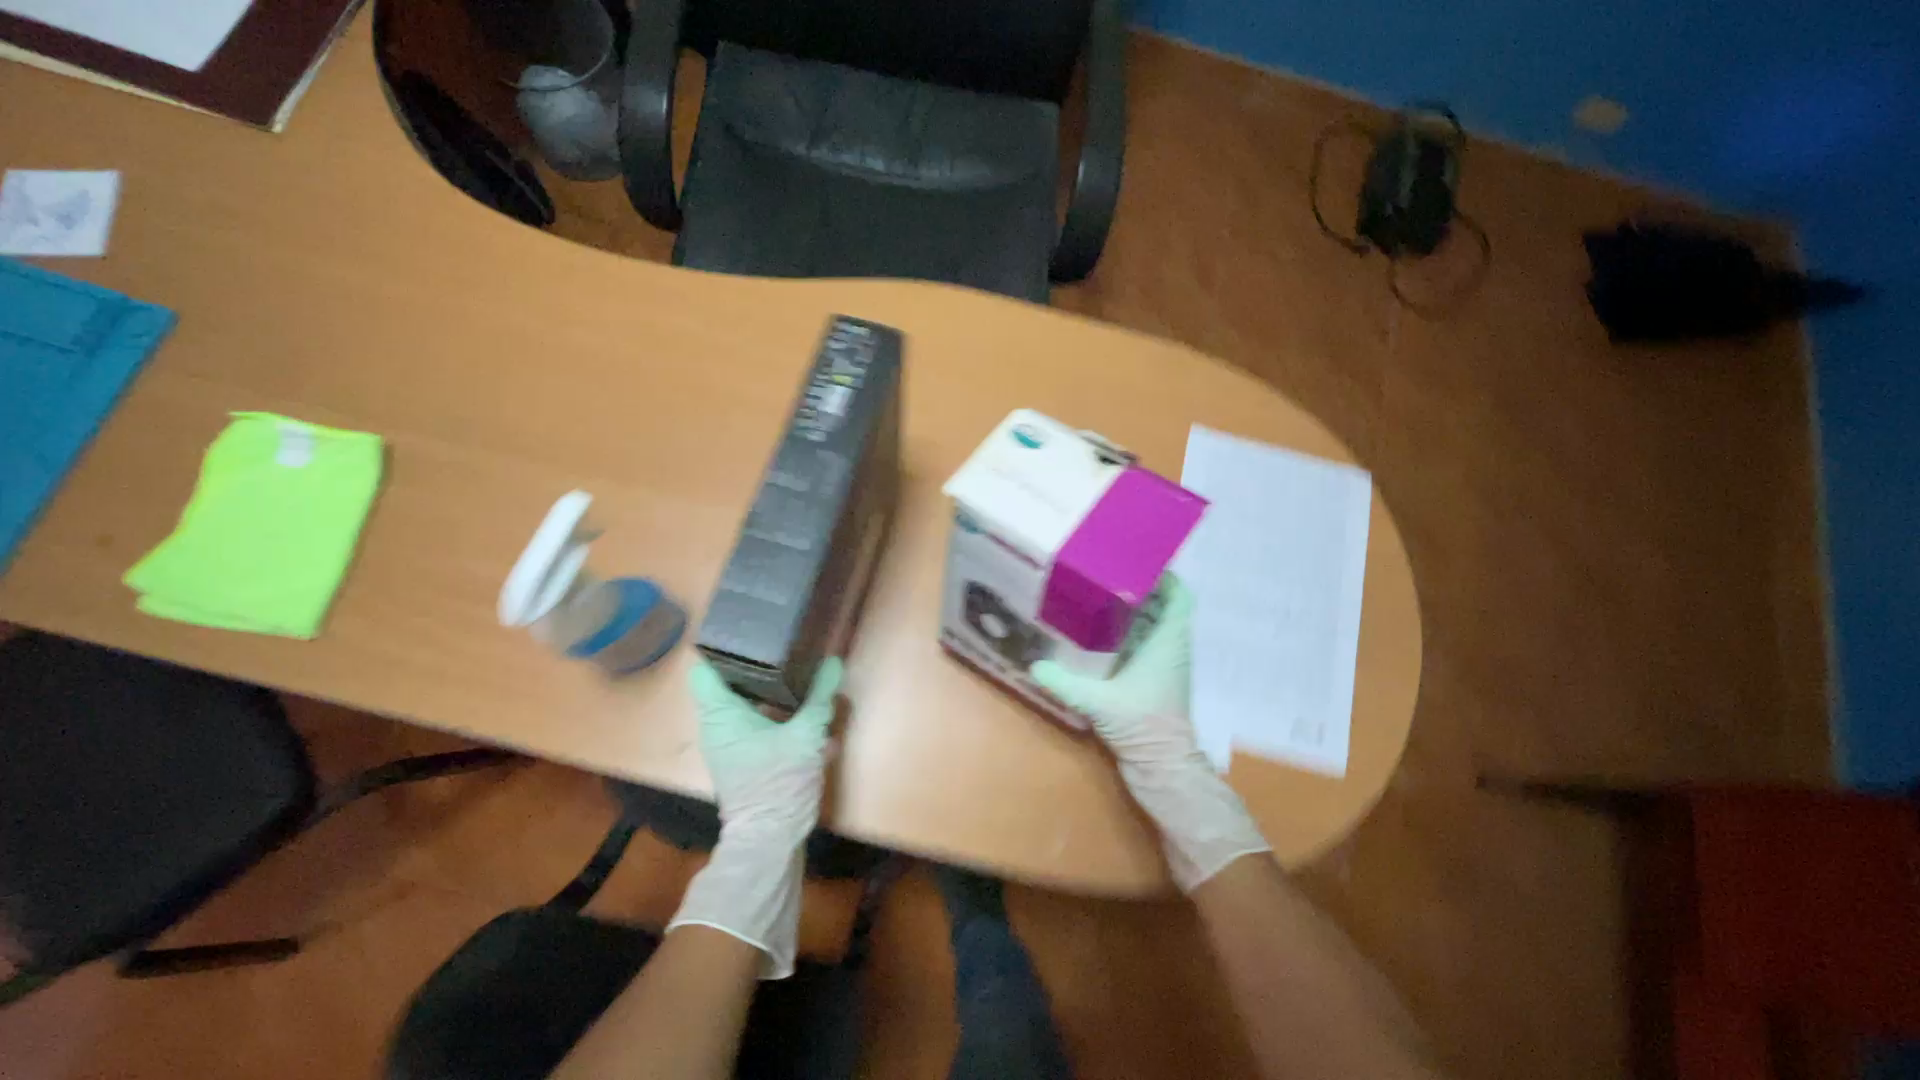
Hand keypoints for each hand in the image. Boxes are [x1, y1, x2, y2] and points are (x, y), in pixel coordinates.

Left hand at [668, 658, 841, 979]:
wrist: (770, 842)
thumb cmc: (777, 784)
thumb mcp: (806, 737)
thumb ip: (820, 699)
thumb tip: (834, 662)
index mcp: (720, 714)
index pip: (706, 668)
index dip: (723, 645)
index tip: (748, 627)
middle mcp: (718, 726)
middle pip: (728, 683)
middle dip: (756, 664)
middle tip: (782, 640)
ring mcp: (730, 746)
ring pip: (745, 705)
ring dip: (769, 690)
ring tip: (798, 667)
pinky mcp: (746, 761)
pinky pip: (757, 726)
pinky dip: (775, 715)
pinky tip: (806, 712)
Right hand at [1032, 577, 1269, 890]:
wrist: (1164, 770)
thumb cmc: (1145, 726)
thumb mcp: (1100, 701)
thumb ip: (1066, 682)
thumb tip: (1033, 665)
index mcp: (1170, 642)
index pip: (1180, 596)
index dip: (1166, 576)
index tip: (1136, 561)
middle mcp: (1172, 650)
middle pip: (1162, 609)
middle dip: (1138, 591)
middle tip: (1103, 576)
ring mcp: (1165, 670)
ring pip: (1153, 631)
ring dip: (1131, 616)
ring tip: (1095, 601)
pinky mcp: (1155, 687)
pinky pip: (1143, 652)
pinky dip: (1126, 642)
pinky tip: (1096, 642)